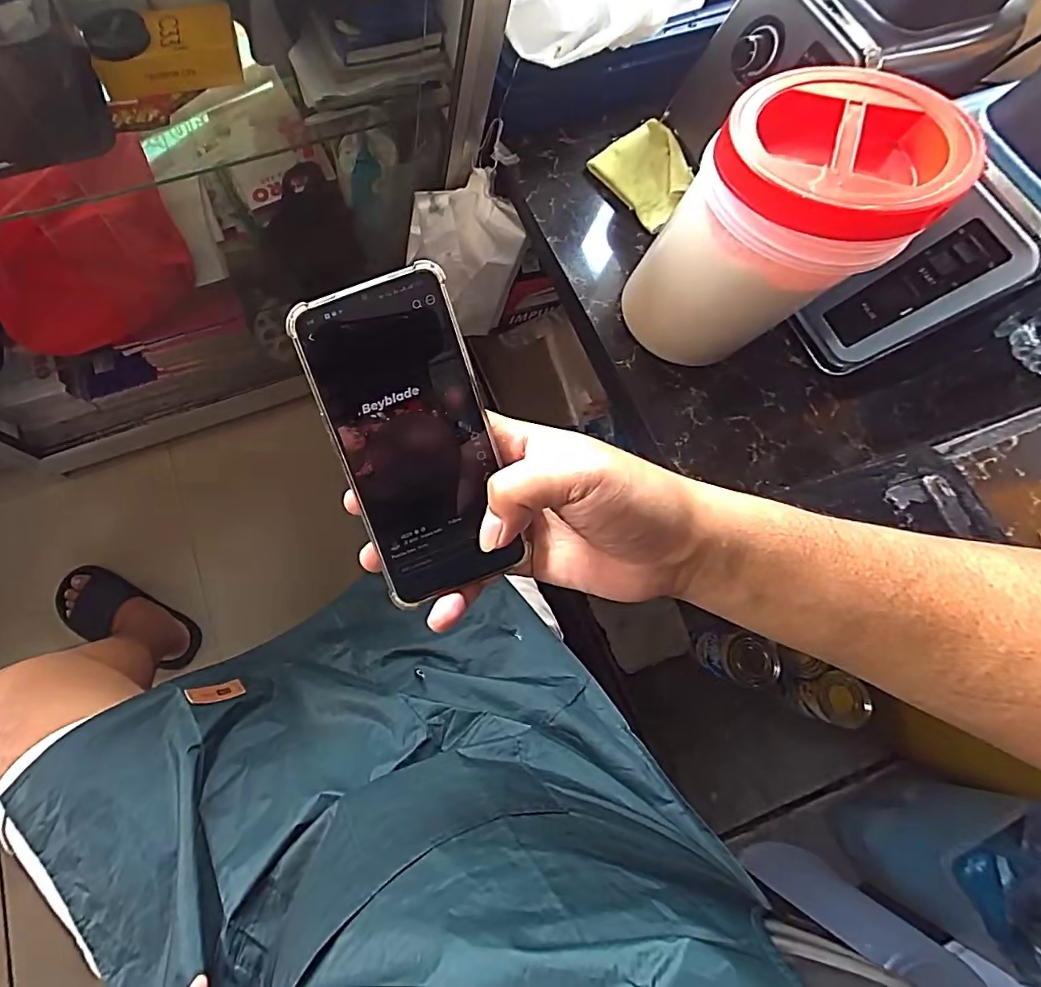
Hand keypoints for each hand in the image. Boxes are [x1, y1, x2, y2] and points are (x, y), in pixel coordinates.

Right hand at [344, 413, 706, 630]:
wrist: (674, 550)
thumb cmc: (638, 495)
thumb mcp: (579, 473)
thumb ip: (522, 489)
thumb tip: (484, 528)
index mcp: (517, 446)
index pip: (456, 435)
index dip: (416, 442)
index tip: (378, 453)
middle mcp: (509, 482)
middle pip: (444, 488)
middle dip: (405, 500)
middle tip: (366, 512)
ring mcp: (513, 522)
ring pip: (454, 535)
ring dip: (422, 550)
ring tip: (386, 563)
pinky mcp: (522, 560)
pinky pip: (479, 575)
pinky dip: (458, 591)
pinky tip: (444, 606)